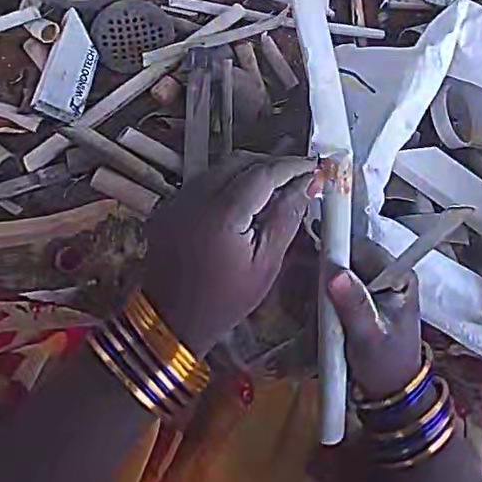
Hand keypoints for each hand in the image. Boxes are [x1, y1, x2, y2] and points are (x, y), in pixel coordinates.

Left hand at [142, 154, 318, 355]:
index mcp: (221, 214)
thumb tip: (307, 185)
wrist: (170, 321)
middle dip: (272, 163)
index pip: (263, 173)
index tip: (312, 166)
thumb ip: (286, 218)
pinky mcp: (171, 204)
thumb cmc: (221, 301)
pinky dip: (229, 179)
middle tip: (297, 175)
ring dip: (250, 169)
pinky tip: (245, 198)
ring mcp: (180, 199)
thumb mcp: (265, 265)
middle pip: (241, 160)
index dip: (291, 166)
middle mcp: (196, 197)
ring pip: (222, 166)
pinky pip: (206, 179)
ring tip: (275, 186)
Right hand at [326, 238, 425, 397]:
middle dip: (331, 272)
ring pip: (343, 270)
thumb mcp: (369, 337)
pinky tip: (325, 314)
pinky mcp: (364, 296)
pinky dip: (329, 296)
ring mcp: (376, 284)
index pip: (364, 248)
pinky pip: (341, 285)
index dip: (339, 253)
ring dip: (328, 286)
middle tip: (317, 294)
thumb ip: (354, 305)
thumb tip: (336, 274)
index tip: (320, 263)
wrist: (391, 394)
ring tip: (322, 310)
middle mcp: (389, 273)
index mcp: (399, 275)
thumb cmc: (386, 366)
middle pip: (351, 256)